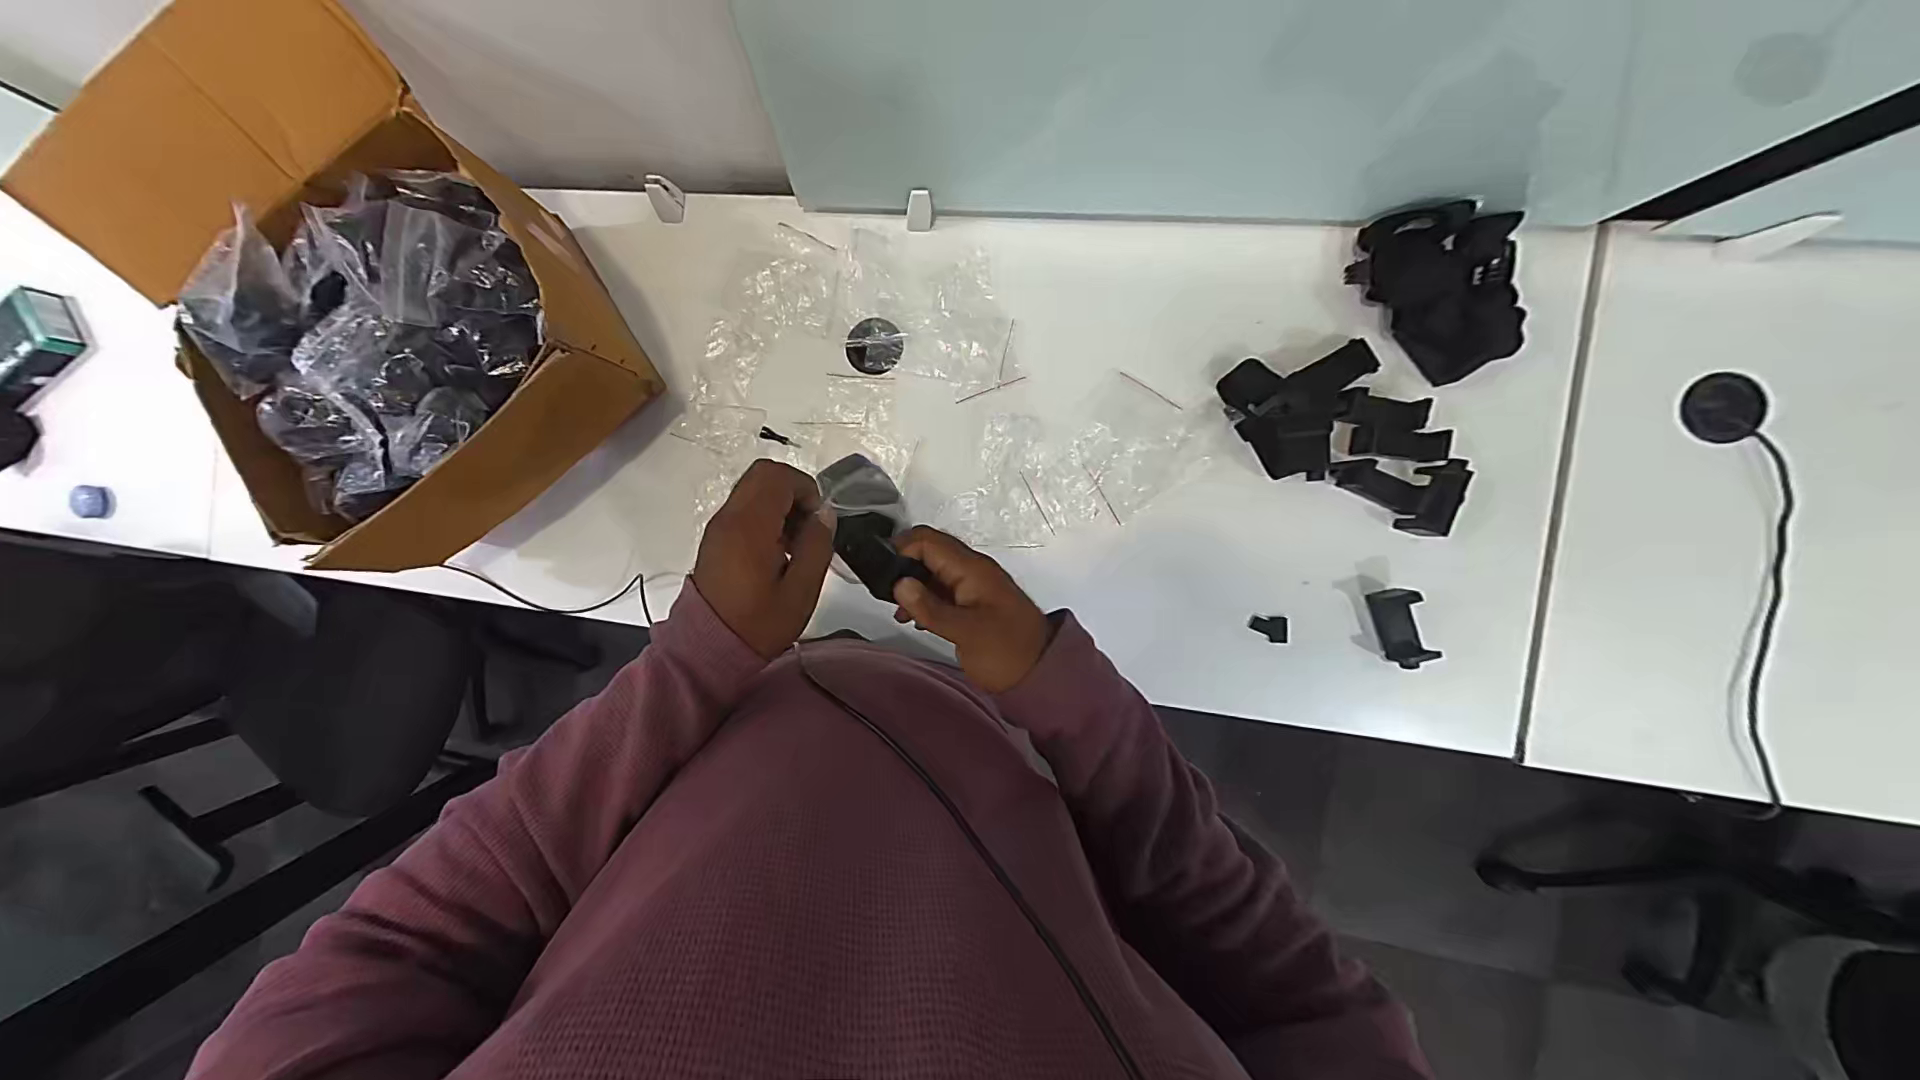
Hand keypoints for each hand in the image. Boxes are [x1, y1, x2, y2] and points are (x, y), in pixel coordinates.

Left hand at [693, 460, 835, 658]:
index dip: (806, 489)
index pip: (778, 477)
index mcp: (749, 527)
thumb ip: (816, 546)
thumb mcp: (801, 590)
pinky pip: (745, 508)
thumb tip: (824, 514)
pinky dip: (767, 515)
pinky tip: (779, 550)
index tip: (818, 520)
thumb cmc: (758, 624)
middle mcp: (729, 518)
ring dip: (781, 503)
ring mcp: (719, 526)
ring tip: (796, 541)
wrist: (708, 648)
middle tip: (809, 525)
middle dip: (794, 491)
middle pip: (763, 474)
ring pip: (753, 488)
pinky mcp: (716, 538)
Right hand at [891, 526, 1052, 692]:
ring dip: (913, 585)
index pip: (929, 541)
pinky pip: (941, 590)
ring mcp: (972, 587)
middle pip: (929, 552)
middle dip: (904, 565)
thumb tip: (899, 584)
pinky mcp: (971, 604)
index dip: (902, 550)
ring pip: (933, 572)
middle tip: (884, 589)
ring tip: (897, 608)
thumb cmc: (1009, 651)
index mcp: (972, 569)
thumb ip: (930, 607)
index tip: (882, 572)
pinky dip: (924, 599)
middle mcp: (972, 571)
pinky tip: (914, 618)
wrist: (1041, 674)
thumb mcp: (966, 631)